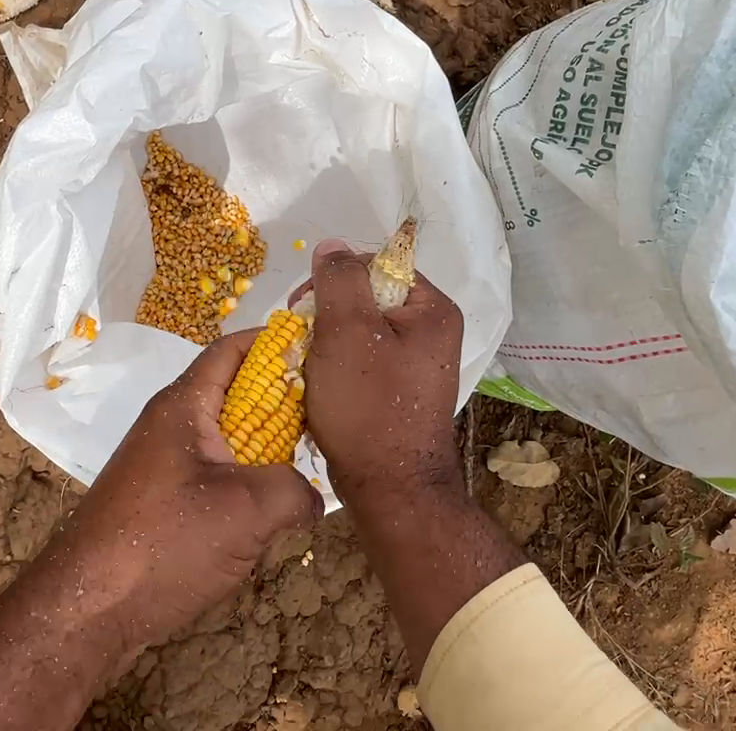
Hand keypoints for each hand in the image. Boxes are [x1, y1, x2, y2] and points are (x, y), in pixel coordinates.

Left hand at [47, 330, 322, 647]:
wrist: (86, 610)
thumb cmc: (164, 543)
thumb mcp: (248, 511)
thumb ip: (295, 490)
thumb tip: (311, 495)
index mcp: (184, 406)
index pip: (232, 349)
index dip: (274, 342)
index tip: (316, 351)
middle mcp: (170, 424)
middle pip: (234, 393)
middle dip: (280, 401)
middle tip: (325, 419)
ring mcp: (163, 463)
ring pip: (227, 439)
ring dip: (265, 450)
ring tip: (304, 470)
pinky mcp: (160, 500)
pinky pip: (213, 474)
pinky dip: (244, 483)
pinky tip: (267, 516)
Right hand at [298, 239, 466, 507]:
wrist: (390, 490)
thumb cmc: (370, 407)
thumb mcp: (347, 331)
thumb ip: (338, 279)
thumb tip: (333, 245)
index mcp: (433, 310)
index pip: (378, 266)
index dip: (336, 278)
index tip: (304, 306)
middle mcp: (432, 332)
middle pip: (367, 298)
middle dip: (327, 314)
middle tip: (302, 338)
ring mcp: (417, 364)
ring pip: (360, 332)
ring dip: (327, 343)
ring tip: (308, 366)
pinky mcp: (400, 391)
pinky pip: (363, 361)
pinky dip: (337, 367)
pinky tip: (320, 385)